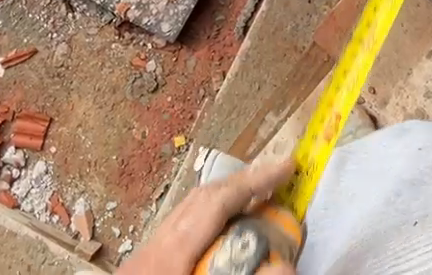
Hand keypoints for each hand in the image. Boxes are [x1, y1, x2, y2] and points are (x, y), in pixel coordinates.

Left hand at [120, 158, 297, 274]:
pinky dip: (208, 221)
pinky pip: (179, 229)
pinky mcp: (142, 266)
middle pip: (200, 200)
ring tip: (257, 202)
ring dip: (225, 200)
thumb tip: (288, 269)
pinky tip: (224, 236)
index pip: (215, 204)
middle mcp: (154, 249)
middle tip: (279, 180)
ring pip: (187, 211)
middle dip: (242, 184)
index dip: (255, 182)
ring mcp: (145, 256)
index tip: (288, 166)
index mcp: (169, 257)